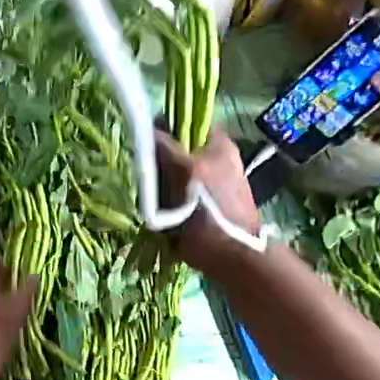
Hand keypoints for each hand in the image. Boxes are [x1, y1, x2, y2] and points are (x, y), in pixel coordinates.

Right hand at [155, 127, 262, 272]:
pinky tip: (160, 213)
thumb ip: (165, 146)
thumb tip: (148, 127)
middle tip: (148, 173)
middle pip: (178, 149)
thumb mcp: (184, 170)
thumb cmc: (209, 210)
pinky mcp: (204, 205)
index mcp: (219, 144)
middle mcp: (217, 159)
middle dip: (159, 160)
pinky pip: (177, 195)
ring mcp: (212, 184)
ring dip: (160, 184)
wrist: (232, 257)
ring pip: (174, 173)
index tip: (148, 143)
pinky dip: (167, 202)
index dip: (166, 128)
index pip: (187, 122)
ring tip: (152, 197)